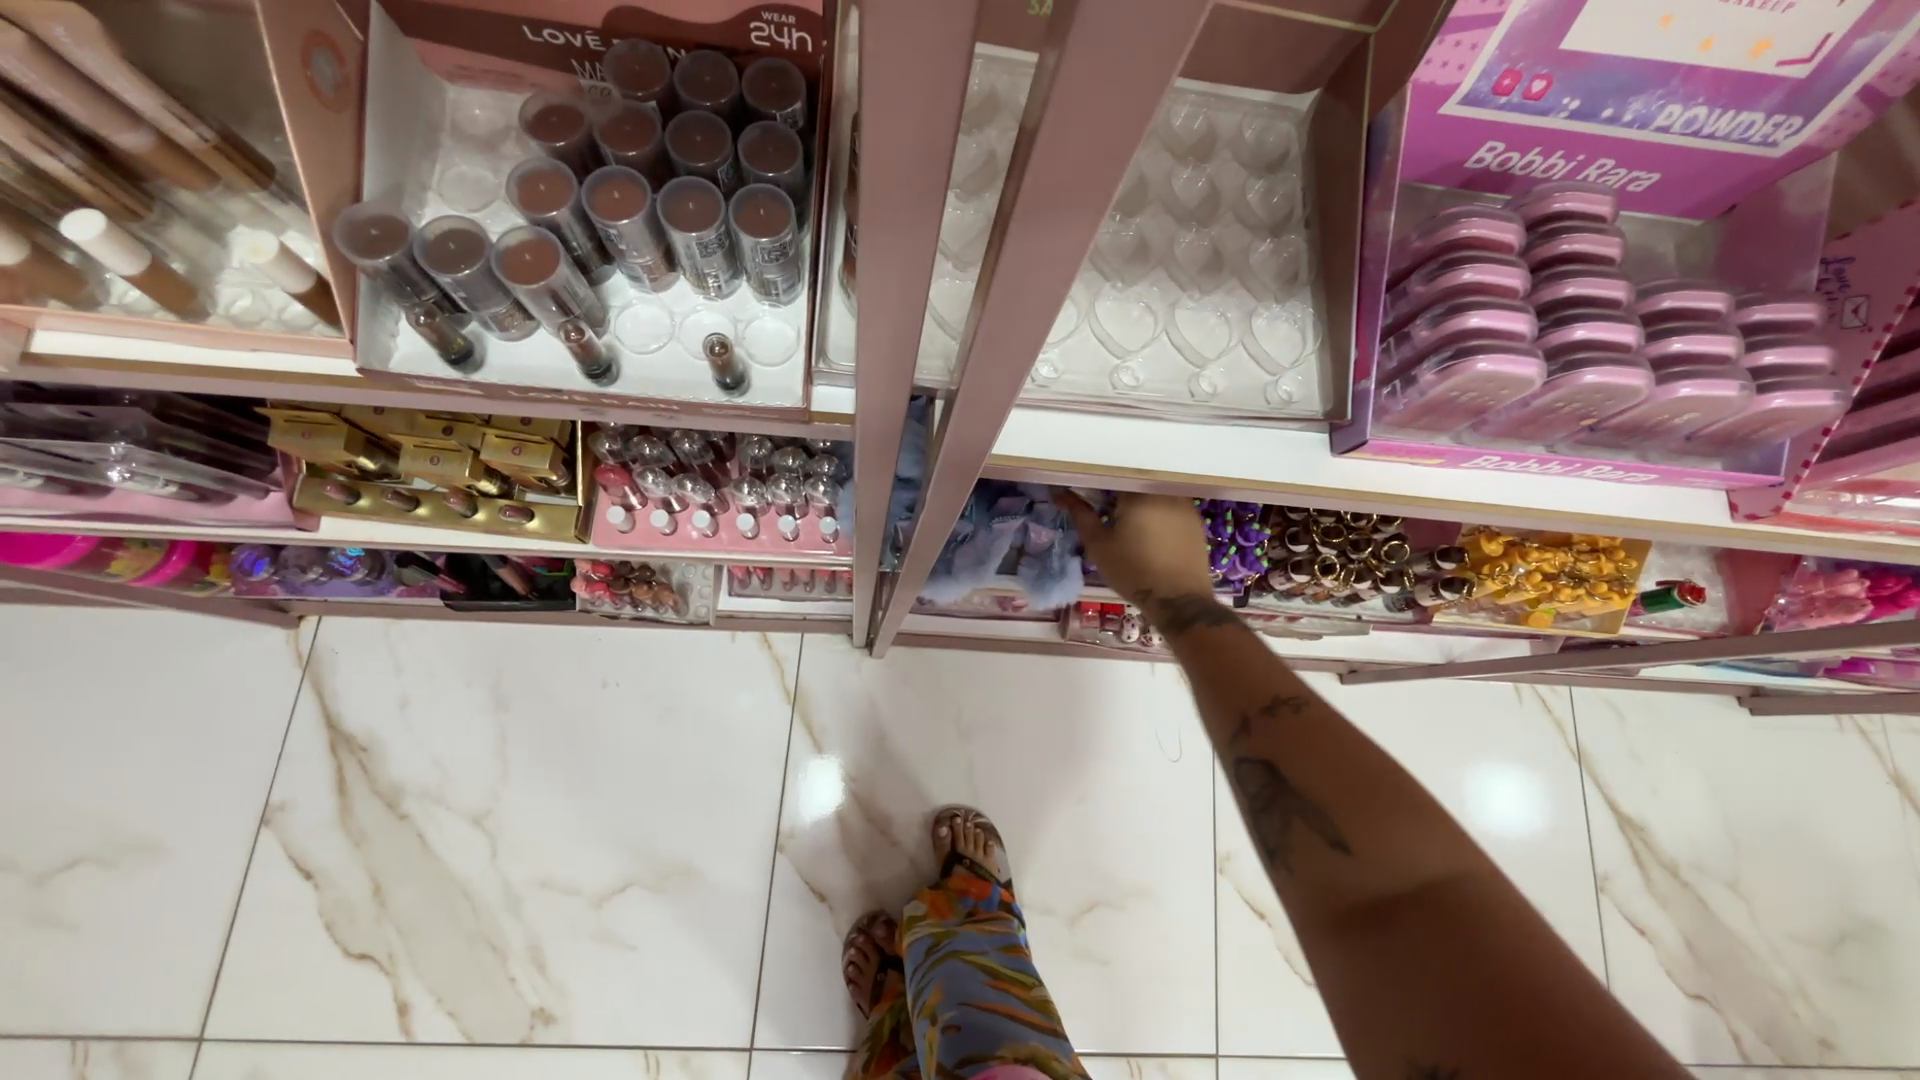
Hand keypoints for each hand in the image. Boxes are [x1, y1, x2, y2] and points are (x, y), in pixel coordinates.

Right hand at [1056, 490, 1216, 608]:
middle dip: (1120, 495)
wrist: (1178, 601)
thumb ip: (1080, 514)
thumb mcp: (1099, 545)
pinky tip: (1153, 533)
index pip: (1112, 476)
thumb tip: (1060, 493)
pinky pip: (1171, 506)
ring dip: (1141, 503)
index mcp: (1138, 493)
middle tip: (1109, 516)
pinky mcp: (1195, 519)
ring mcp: (1185, 504)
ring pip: (1154, 493)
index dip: (1097, 486)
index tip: (1090, 501)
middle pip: (1135, 482)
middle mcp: (1164, 490)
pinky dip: (1158, 513)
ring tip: (1130, 525)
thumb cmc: (1132, 572)